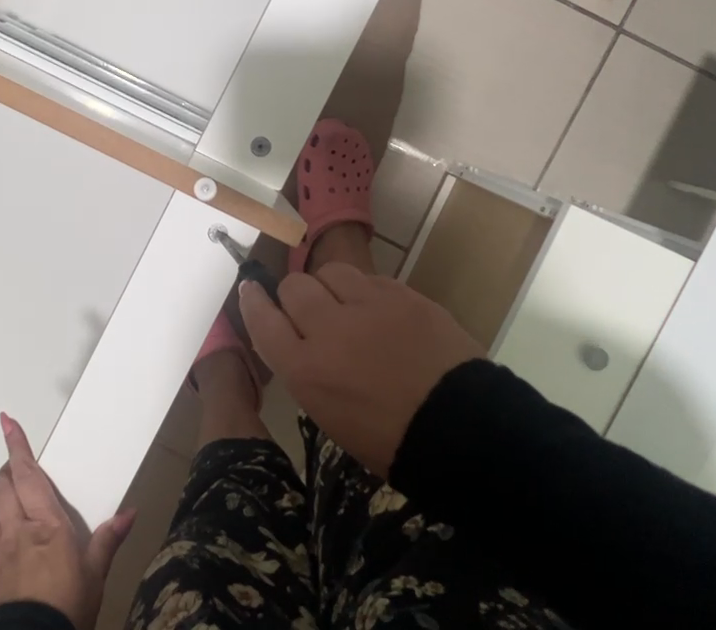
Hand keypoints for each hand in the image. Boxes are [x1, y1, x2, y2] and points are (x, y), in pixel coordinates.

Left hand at [0, 412, 136, 627]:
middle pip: (3, 488)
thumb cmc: (67, 609)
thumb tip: (129, 512)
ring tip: (3, 495)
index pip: (26, 474)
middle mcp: (15, 531)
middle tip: (16, 464)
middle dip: (7, 470)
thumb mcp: (95, 574)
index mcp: (45, 524)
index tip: (7, 422)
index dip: (16, 446)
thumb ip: (107, 540)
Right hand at [239, 262, 484, 477]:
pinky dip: (367, 292)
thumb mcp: (330, 416)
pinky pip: (370, 279)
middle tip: (309, 310)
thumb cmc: (391, 442)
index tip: (251, 289)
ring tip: (345, 304)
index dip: (253, 301)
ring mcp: (368, 307)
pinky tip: (379, 311)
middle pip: (294, 287)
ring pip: (331, 272)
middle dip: (295, 296)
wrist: (463, 432)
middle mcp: (329, 330)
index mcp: (306, 371)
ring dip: (330, 286)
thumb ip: (306, 370)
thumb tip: (300, 339)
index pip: (262, 320)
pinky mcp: (403, 295)